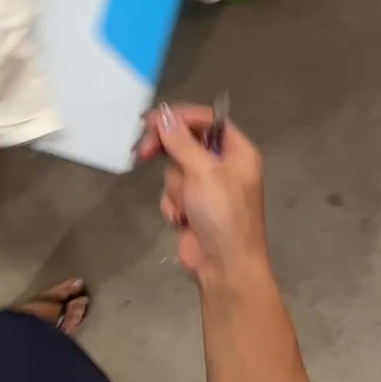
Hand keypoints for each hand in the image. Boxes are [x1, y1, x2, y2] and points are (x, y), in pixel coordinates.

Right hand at [136, 103, 268, 284]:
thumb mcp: (203, 172)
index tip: (151, 122)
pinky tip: (183, 221)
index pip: (207, 121)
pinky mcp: (192, 208)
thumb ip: (182, 142)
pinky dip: (173, 207)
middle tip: (143, 153)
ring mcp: (207, 188)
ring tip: (186, 207)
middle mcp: (224, 166)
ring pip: (174, 171)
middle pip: (186, 144)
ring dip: (174, 189)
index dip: (179, 118)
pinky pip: (172, 194)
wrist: (224, 267)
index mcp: (237, 152)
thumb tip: (164, 115)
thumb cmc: (222, 215)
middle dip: (168, 154)